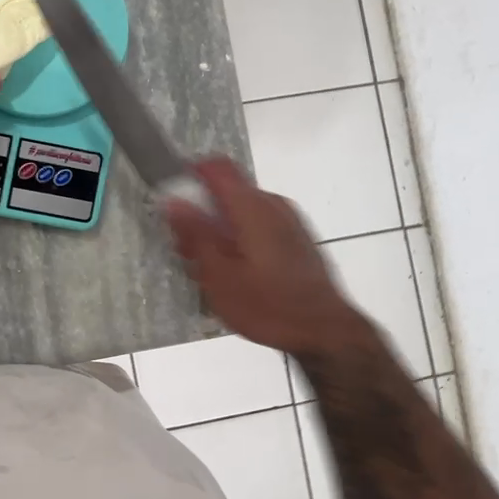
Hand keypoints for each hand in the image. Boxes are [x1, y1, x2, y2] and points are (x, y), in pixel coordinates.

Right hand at [164, 158, 356, 353]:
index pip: (217, 167)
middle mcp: (273, 205)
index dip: (190, 176)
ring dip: (221, 231)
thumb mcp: (218, 275)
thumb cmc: (267, 305)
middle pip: (228, 192)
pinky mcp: (298, 239)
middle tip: (188, 251)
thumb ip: (195, 233)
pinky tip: (238, 275)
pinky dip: (242, 240)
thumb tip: (173, 200)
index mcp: (252, 207)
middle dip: (202, 214)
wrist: (325, 332)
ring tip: (211, 270)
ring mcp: (290, 221)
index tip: (175, 203)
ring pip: (243, 211)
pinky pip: (260, 226)